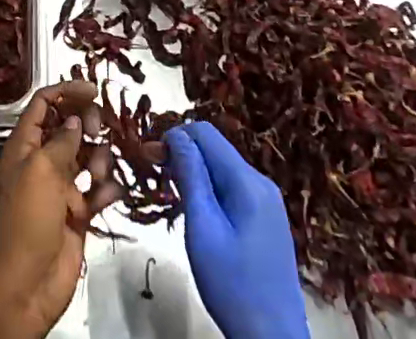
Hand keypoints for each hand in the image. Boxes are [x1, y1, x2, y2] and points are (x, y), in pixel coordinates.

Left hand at [0, 82, 117, 338]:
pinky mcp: (78, 215)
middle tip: (99, 131)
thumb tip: (74, 118)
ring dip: (99, 159)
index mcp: (23, 145)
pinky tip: (108, 196)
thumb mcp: (41, 171)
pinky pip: (98, 192)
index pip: (42, 105)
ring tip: (100, 173)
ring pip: (87, 159)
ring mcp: (60, 189)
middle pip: (68, 128)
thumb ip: (61, 141)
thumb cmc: (25, 220)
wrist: (25, 283)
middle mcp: (41, 162)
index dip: (65, 92)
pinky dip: (106, 190)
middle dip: (87, 125)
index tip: (93, 88)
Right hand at [165, 123, 309, 338]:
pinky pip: (229, 188)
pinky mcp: (264, 220)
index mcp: (247, 182)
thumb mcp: (203, 226)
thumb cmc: (232, 284)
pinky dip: (206, 190)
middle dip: (180, 154)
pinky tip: (193, 212)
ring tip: (170, 197)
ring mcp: (266, 203)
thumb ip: (190, 176)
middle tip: (153, 178)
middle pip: (212, 148)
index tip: (148, 159)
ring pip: (219, 168)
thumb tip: (174, 134)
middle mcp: (260, 184)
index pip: (204, 132)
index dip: (172, 136)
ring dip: (191, 173)